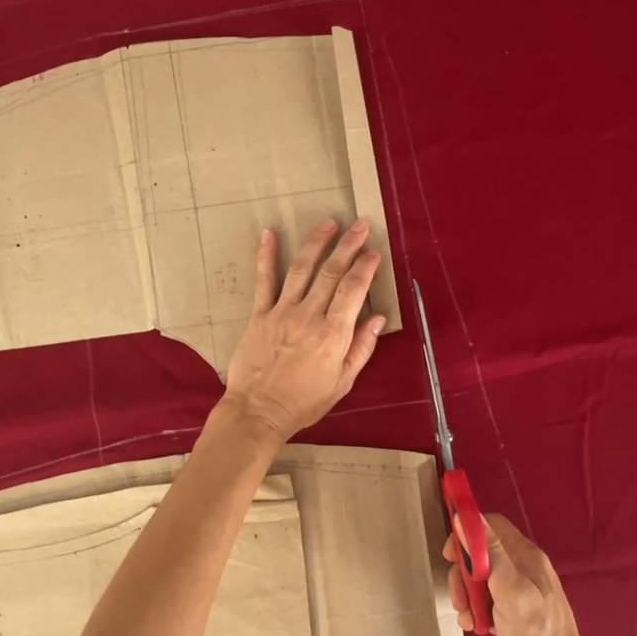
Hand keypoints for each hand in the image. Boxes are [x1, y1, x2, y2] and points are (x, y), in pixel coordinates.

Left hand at [221, 219, 386, 440]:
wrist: (258, 412)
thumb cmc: (303, 403)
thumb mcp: (342, 383)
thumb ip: (361, 348)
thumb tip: (377, 319)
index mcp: (333, 335)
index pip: (353, 290)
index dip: (365, 268)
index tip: (373, 252)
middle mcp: (309, 317)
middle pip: (332, 273)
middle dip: (348, 246)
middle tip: (359, 225)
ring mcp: (282, 313)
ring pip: (302, 270)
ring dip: (317, 243)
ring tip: (328, 223)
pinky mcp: (259, 316)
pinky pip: (264, 281)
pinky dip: (266, 256)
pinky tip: (269, 235)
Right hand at [446, 513, 599, 635]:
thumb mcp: (512, 595)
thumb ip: (492, 555)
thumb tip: (466, 517)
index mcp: (528, 558)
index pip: (492, 525)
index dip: (467, 533)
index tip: (449, 556)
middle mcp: (526, 570)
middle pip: (483, 553)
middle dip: (464, 573)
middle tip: (459, 599)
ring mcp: (521, 593)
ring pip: (482, 578)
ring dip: (468, 596)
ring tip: (468, 619)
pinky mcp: (516, 615)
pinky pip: (488, 601)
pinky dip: (477, 611)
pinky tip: (476, 628)